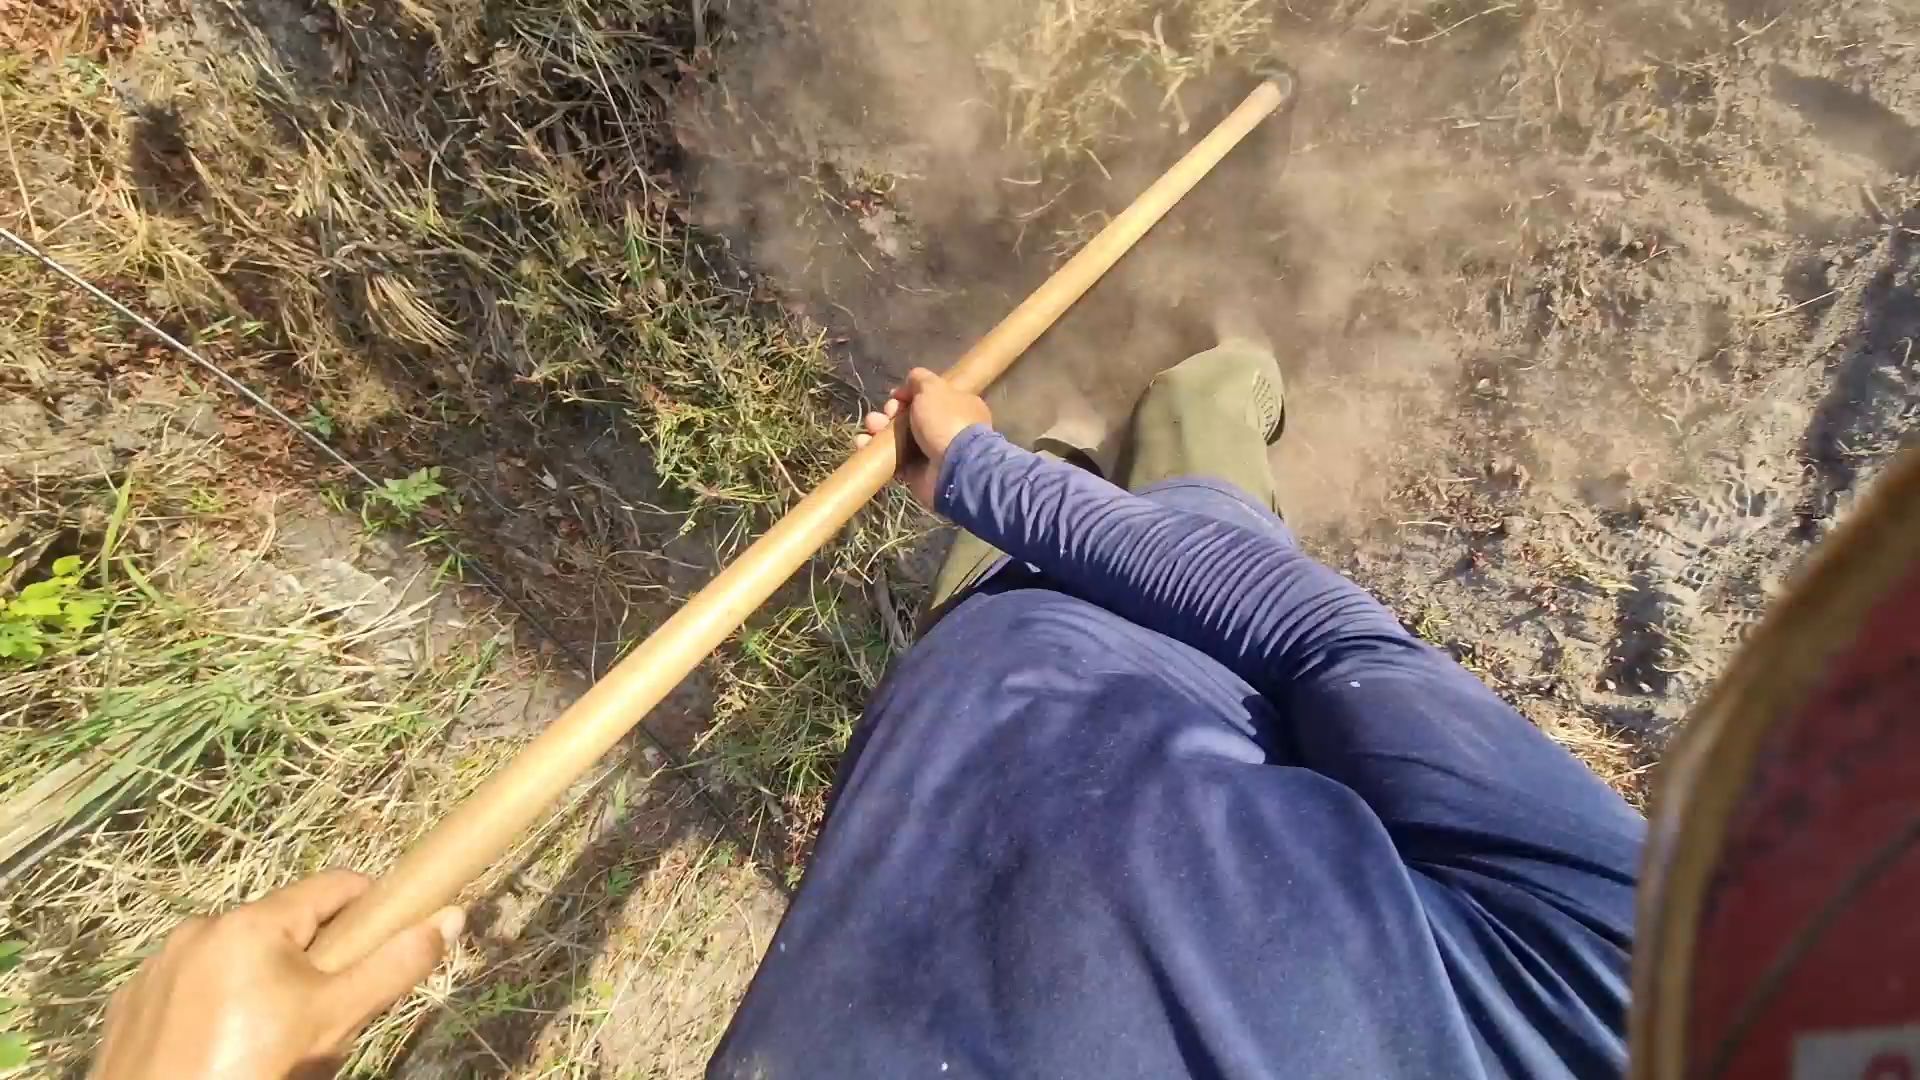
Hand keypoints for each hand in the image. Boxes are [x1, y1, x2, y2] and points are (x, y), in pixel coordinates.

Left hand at [91, 870, 463, 1079]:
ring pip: (249, 950)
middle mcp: (199, 930)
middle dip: (321, 954)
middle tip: (326, 1007)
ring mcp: (157, 968)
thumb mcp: (338, 1016)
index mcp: (249, 922)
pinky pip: (204, 979)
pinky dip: (227, 998)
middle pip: (293, 921)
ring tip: (275, 1032)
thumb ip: (397, 963)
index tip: (375, 956)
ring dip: (275, 976)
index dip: (371, 913)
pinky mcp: (129, 1006)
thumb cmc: (255, 1069)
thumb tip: (454, 916)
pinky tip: (227, 1044)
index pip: (340, 885)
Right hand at [855, 368, 991, 507]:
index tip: (897, 396)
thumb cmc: (946, 421)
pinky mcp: (916, 473)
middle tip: (886, 414)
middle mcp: (944, 429)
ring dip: (879, 430)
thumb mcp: (934, 388)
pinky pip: (892, 460)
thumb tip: (908, 385)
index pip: (927, 398)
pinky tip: (863, 444)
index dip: (908, 395)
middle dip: (891, 412)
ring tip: (871, 427)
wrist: (955, 467)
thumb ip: (920, 379)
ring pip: (898, 438)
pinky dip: (875, 451)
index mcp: (955, 407)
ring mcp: (930, 452)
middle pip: (909, 417)